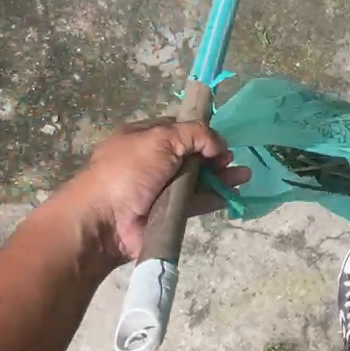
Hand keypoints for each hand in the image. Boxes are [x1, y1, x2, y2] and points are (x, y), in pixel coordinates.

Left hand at [53, 118, 252, 265]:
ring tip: (244, 175)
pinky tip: (234, 192)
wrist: (105, 221)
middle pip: (193, 154)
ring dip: (223, 175)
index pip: (179, 129)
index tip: (218, 139)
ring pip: (200, 178)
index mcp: (143, 138)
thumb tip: (219, 146)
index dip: (201, 132)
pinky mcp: (172, 210)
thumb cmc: (128, 171)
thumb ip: (195, 133)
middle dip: (216, 155)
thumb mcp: (160, 138)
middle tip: (229, 160)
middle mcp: (153, 161)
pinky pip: (200, 201)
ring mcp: (163, 187)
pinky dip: (218, 196)